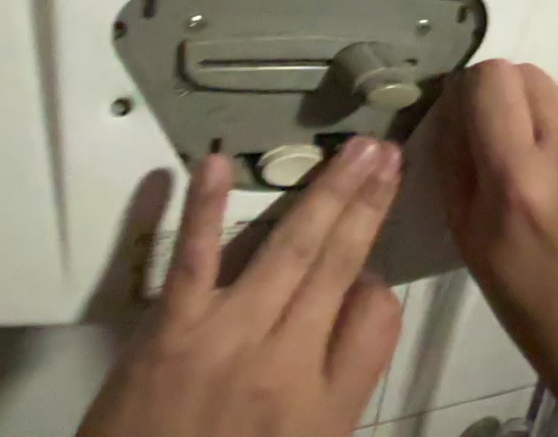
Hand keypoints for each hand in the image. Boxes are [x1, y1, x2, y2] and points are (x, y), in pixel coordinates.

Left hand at [79, 139, 403, 436]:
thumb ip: (335, 389)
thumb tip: (353, 307)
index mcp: (323, 407)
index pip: (377, 320)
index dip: (377, 286)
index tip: (368, 269)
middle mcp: (286, 364)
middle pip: (337, 265)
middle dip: (367, 203)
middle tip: (386, 152)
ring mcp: (228, 338)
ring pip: (288, 249)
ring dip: (326, 191)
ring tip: (355, 150)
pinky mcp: (172, 329)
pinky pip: (194, 258)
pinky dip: (205, 208)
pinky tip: (218, 163)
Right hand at [434, 60, 557, 436]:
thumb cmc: (528, 295)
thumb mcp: (466, 230)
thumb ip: (453, 153)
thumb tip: (454, 99)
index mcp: (520, 177)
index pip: (491, 78)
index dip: (475, 92)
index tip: (475, 117)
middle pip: (529, 74)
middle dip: (511, 100)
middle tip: (516, 144)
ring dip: (555, 124)